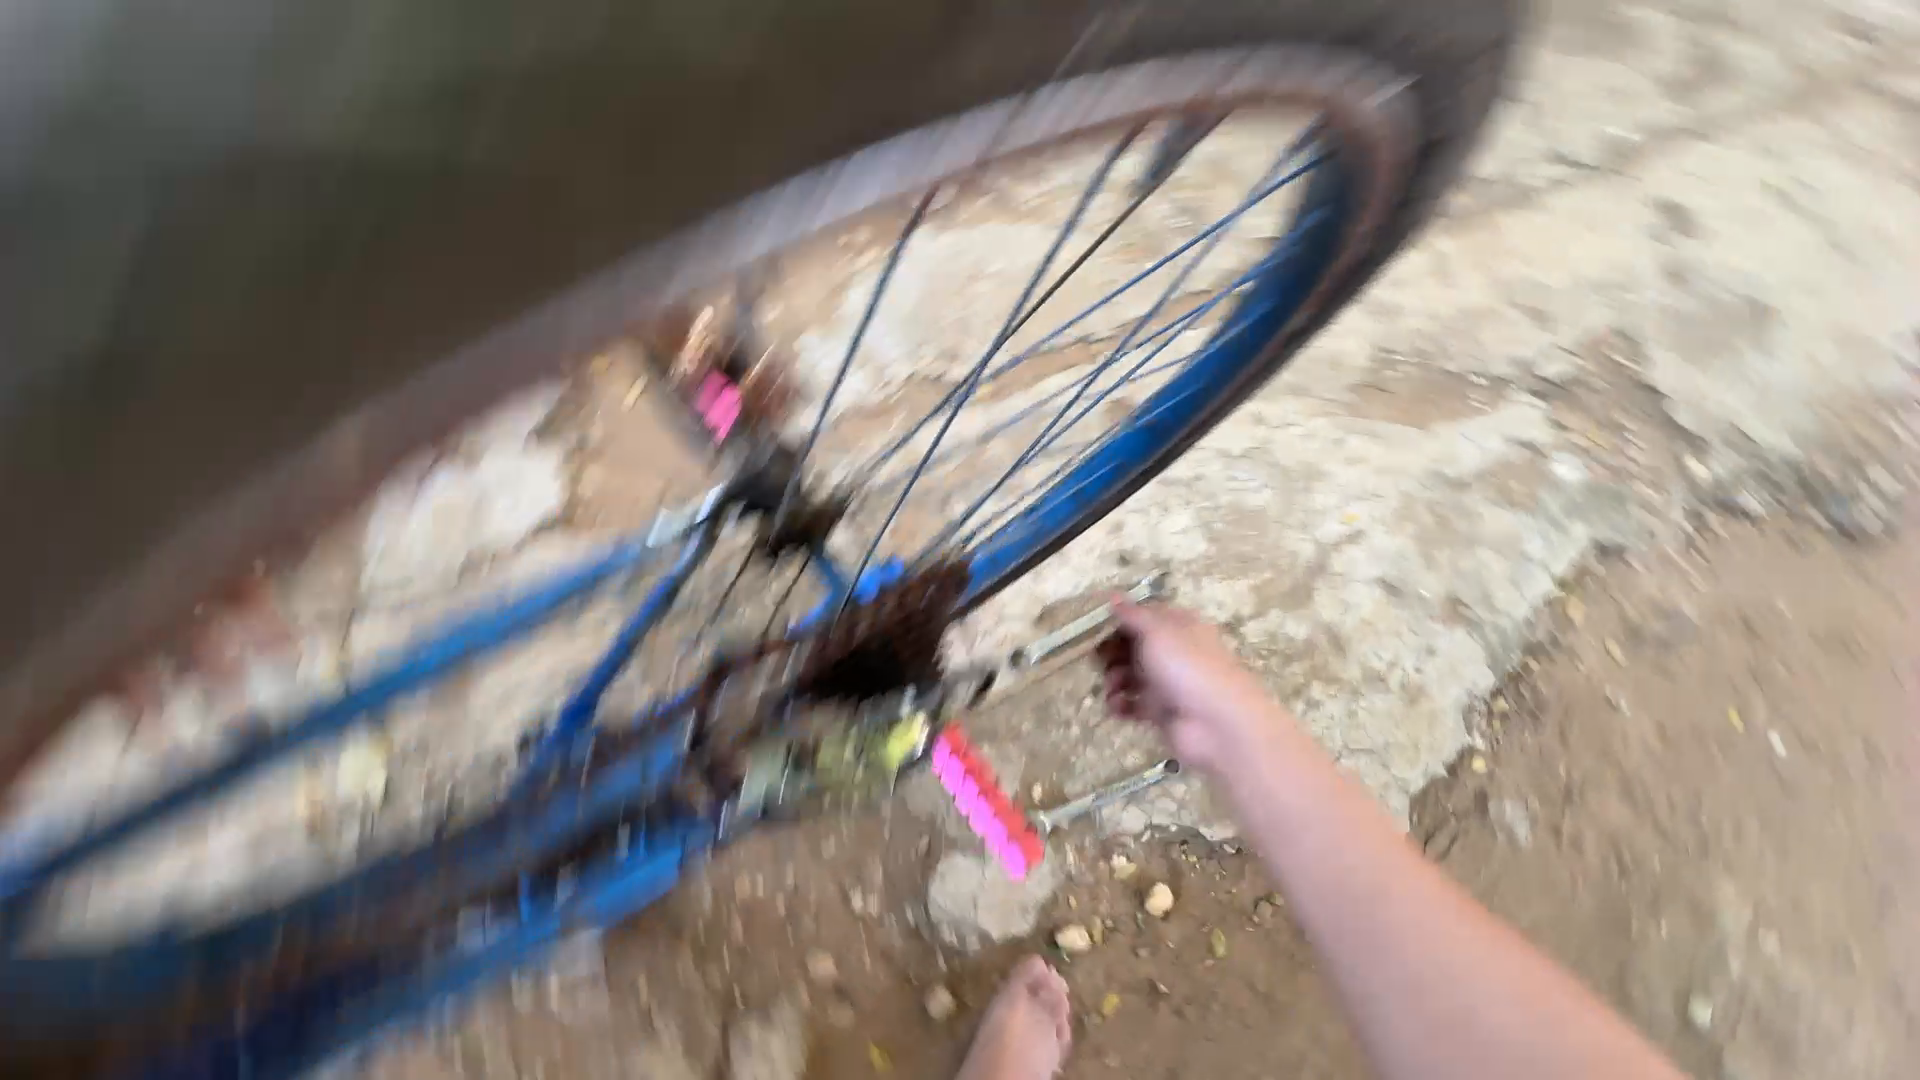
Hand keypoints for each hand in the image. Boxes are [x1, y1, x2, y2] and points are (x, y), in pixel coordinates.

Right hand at [1095, 599, 1291, 772]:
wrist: (1218, 724)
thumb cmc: (1187, 666)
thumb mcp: (1158, 630)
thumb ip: (1133, 615)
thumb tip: (1114, 596)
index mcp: (1178, 626)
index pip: (1143, 617)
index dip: (1119, 622)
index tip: (1096, 629)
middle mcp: (1174, 652)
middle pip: (1133, 647)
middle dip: (1112, 653)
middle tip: (1099, 660)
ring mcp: (1168, 683)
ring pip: (1131, 676)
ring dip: (1114, 679)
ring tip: (1113, 687)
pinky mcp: (1162, 712)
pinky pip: (1134, 704)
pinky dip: (1121, 705)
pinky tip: (1117, 707)